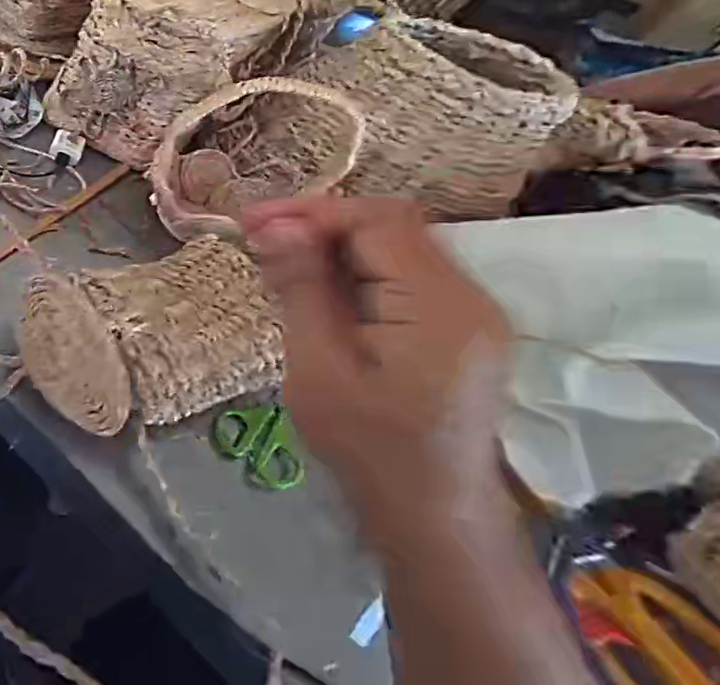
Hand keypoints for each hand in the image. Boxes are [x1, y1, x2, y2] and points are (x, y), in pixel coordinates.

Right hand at [240, 198, 512, 540]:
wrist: (429, 508)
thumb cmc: (365, 442)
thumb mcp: (318, 364)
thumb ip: (302, 287)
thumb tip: (275, 226)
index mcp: (438, 309)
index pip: (376, 223)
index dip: (310, 212)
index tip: (250, 222)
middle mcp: (469, 298)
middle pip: (391, 224)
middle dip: (318, 220)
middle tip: (257, 233)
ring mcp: (469, 310)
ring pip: (396, 242)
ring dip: (332, 240)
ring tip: (276, 257)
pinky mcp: (456, 324)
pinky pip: (402, 269)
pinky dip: (352, 263)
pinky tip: (314, 283)